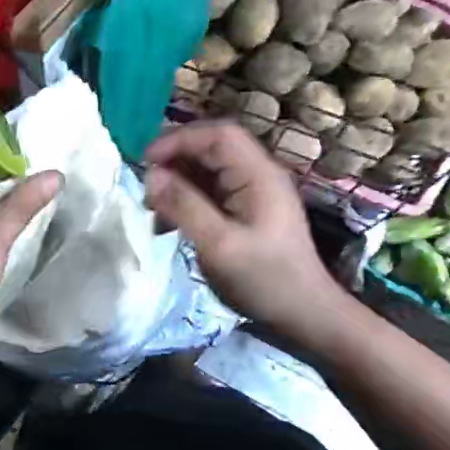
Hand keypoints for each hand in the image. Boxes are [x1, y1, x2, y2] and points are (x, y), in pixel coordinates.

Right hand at [143, 122, 349, 330]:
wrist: (304, 314)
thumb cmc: (265, 279)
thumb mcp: (219, 245)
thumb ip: (184, 206)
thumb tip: (150, 176)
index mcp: (259, 174)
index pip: (217, 135)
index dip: (178, 140)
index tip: (145, 162)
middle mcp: (258, 174)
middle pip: (211, 146)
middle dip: (173, 158)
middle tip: (145, 182)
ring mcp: (252, 192)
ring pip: (207, 168)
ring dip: (176, 179)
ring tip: (152, 204)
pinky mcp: (245, 210)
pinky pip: (209, 190)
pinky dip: (185, 198)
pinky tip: (167, 221)